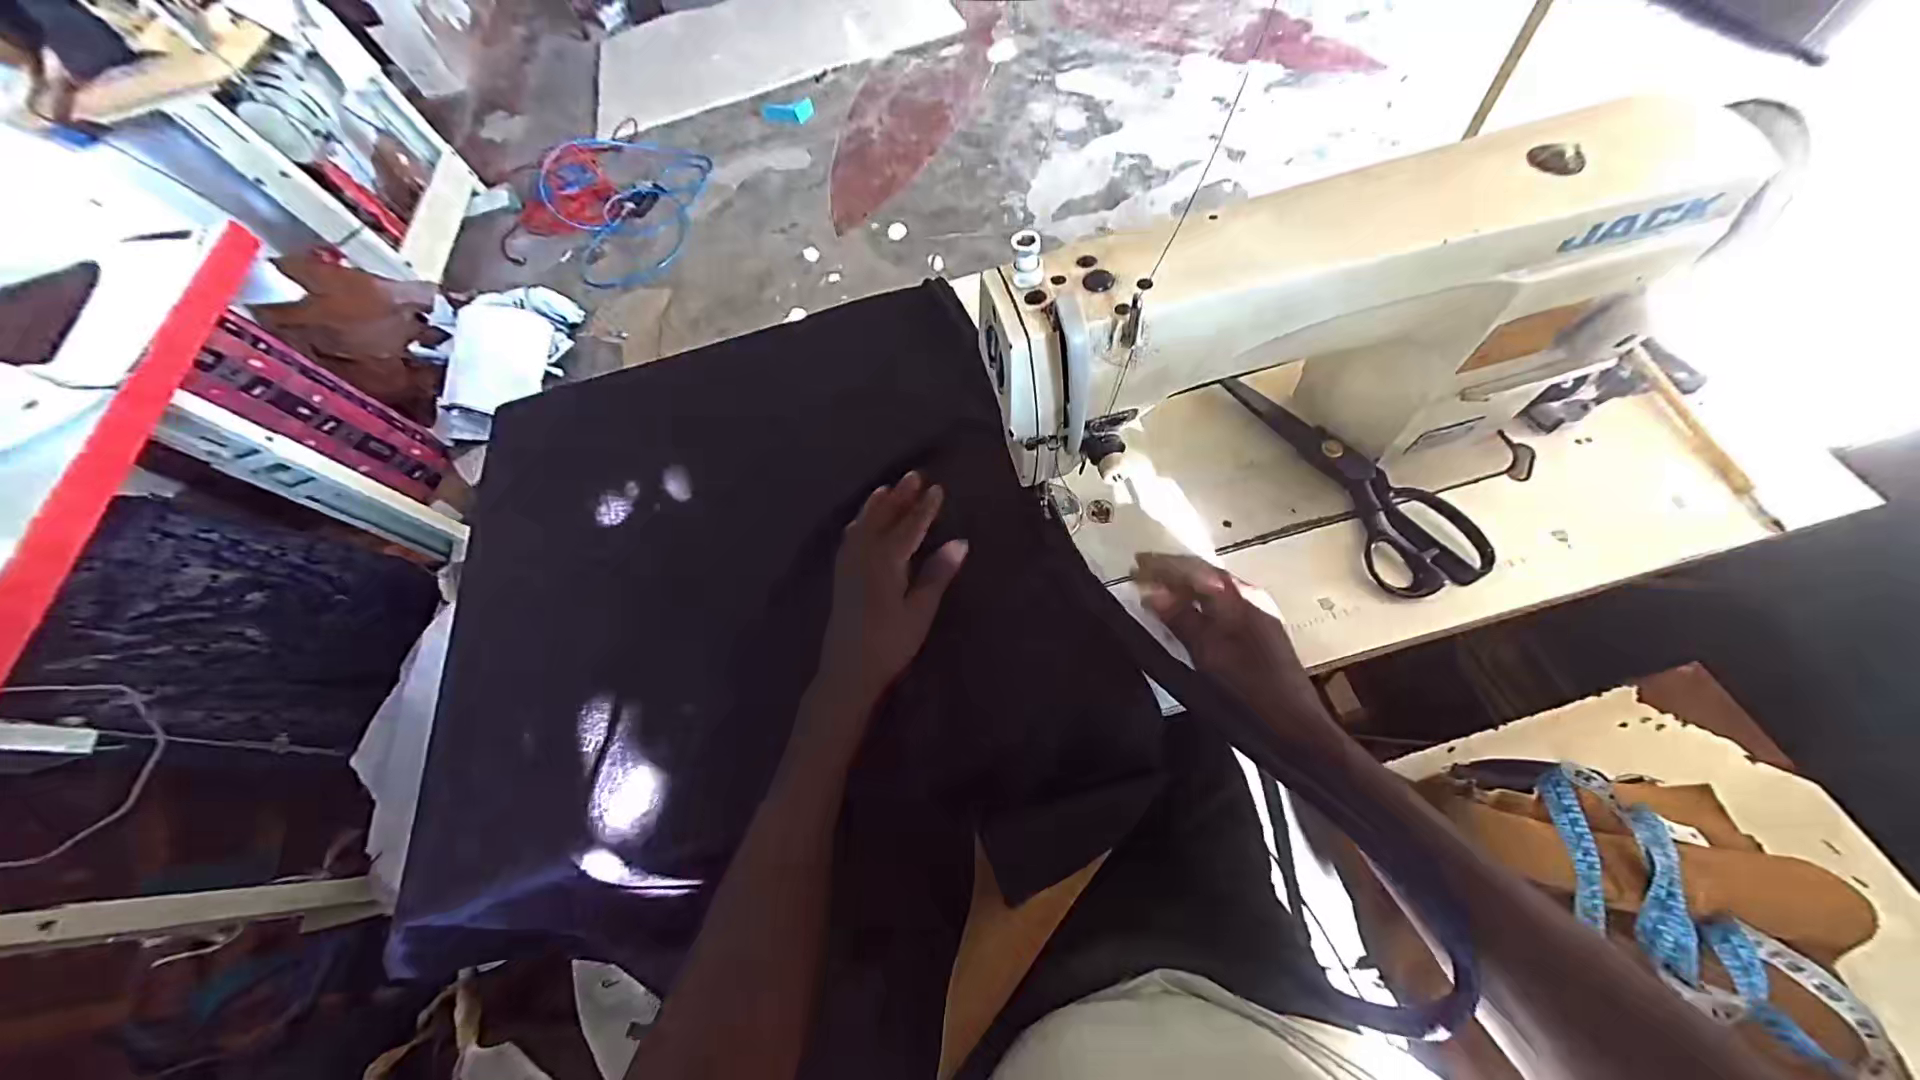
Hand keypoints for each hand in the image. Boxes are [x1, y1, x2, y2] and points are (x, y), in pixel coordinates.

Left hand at [815, 471, 968, 710]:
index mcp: (886, 560)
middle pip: (884, 518)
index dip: (925, 507)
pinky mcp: (842, 574)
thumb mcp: (920, 611)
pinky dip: (860, 521)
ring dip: (878, 505)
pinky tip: (862, 521)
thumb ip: (937, 574)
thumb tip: (960, 542)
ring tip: (888, 488)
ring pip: (864, 523)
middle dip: (900, 497)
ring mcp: (849, 563)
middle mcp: (864, 554)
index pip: (910, 526)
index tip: (937, 488)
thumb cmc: (890, 643)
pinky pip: (851, 535)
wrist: (848, 669)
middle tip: (914, 476)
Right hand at [1133, 553, 1330, 741]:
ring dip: (1182, 586)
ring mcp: (1257, 614)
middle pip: (1204, 574)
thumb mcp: (1207, 653)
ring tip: (1155, 586)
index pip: (1194, 569)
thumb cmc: (1248, 688)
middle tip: (1140, 570)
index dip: (1162, 566)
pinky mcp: (1257, 631)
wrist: (1293, 725)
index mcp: (1239, 597)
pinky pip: (1218, 604)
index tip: (1134, 565)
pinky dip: (1195, 602)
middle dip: (1171, 572)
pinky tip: (1183, 610)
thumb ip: (1180, 619)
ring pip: (1212, 589)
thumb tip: (1152, 592)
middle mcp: (1250, 598)